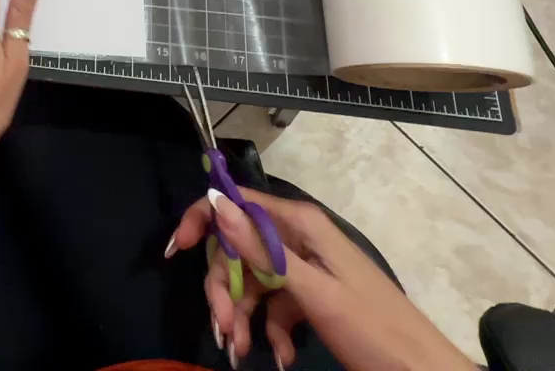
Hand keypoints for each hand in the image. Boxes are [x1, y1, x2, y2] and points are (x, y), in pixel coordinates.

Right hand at [168, 187, 474, 370]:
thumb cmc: (376, 331)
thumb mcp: (315, 292)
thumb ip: (262, 248)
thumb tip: (214, 200)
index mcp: (299, 223)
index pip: (235, 203)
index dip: (202, 221)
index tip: (178, 252)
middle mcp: (297, 237)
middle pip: (238, 248)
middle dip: (224, 287)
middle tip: (222, 329)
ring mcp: (304, 269)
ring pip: (252, 279)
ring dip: (241, 314)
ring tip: (240, 350)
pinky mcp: (311, 298)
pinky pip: (273, 305)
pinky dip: (269, 330)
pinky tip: (280, 356)